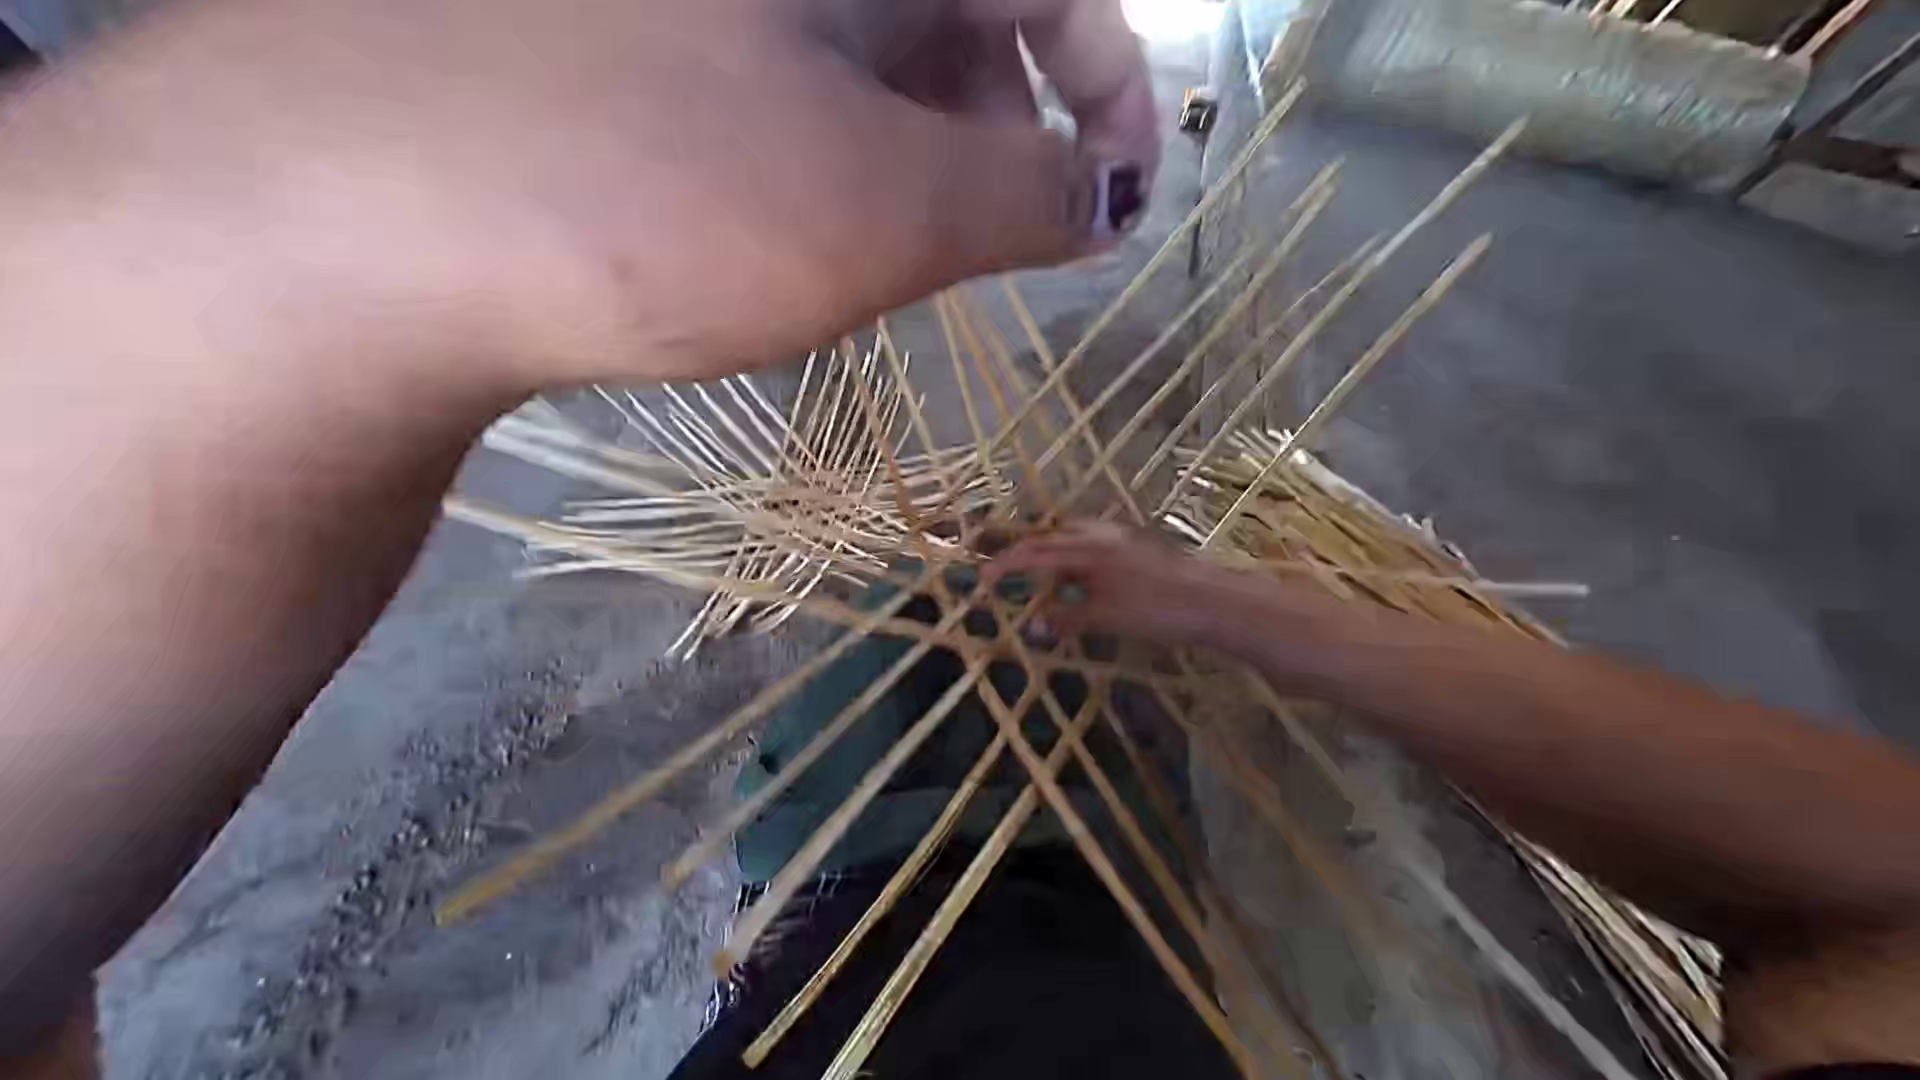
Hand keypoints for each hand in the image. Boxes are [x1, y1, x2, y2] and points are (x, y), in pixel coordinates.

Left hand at [4, 0, 1155, 389]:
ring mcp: (702, 6)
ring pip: (875, 63)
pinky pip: (794, 91)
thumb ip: (1020, 195)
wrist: (374, 234)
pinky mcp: (641, 53)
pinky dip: (843, 161)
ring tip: (911, 249)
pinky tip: (818, 227)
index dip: (1108, 87)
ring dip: (925, 156)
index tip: (1125, 198)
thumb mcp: (881, 207)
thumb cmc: (658, 204)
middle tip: (1010, 240)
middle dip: (1011, 133)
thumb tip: (1108, 198)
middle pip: (960, 18)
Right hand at [987, 521, 1252, 648]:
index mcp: (1086, 550)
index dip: (1005, 564)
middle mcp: (1100, 536)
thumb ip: (1066, 619)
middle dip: (1024, 551)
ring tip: (1041, 567)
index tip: (982, 577)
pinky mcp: (1138, 543)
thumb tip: (1033, 626)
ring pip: (1073, 535)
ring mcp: (1121, 536)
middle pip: (1050, 536)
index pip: (1034, 554)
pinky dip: (1075, 550)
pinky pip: (1093, 539)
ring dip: (1051, 548)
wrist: (1214, 600)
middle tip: (1007, 568)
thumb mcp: (1105, 619)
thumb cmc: (1156, 610)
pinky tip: (1083, 569)